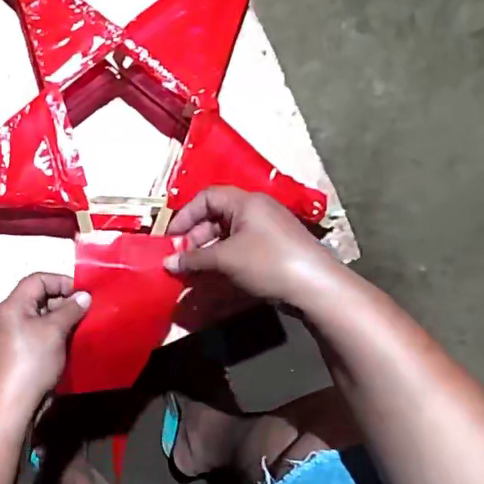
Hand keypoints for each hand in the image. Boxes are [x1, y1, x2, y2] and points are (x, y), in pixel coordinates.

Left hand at [0, 272, 90, 406]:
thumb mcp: (55, 331)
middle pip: (39, 296)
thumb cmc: (33, 361)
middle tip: (86, 312)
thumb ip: (70, 309)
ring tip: (82, 326)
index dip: (62, 282)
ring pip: (42, 315)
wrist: (14, 402)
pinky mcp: (20, 350)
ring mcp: (14, 334)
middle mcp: (11, 315)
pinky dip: (56, 332)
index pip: (38, 279)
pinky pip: (40, 331)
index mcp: (13, 305)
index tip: (83, 295)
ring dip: (62, 318)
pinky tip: (71, 340)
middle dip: (64, 300)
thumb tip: (84, 296)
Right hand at [164, 187, 340, 304]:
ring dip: (208, 252)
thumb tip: (168, 262)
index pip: (207, 197)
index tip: (171, 238)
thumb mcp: (226, 259)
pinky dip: (224, 259)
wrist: (315, 286)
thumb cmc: (268, 262)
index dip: (185, 215)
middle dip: (195, 238)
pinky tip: (215, 276)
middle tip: (180, 260)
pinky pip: (241, 248)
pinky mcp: (274, 249)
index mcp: (246, 202)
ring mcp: (268, 230)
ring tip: (193, 272)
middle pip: (216, 216)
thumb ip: (194, 259)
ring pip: (228, 235)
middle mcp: (257, 210)